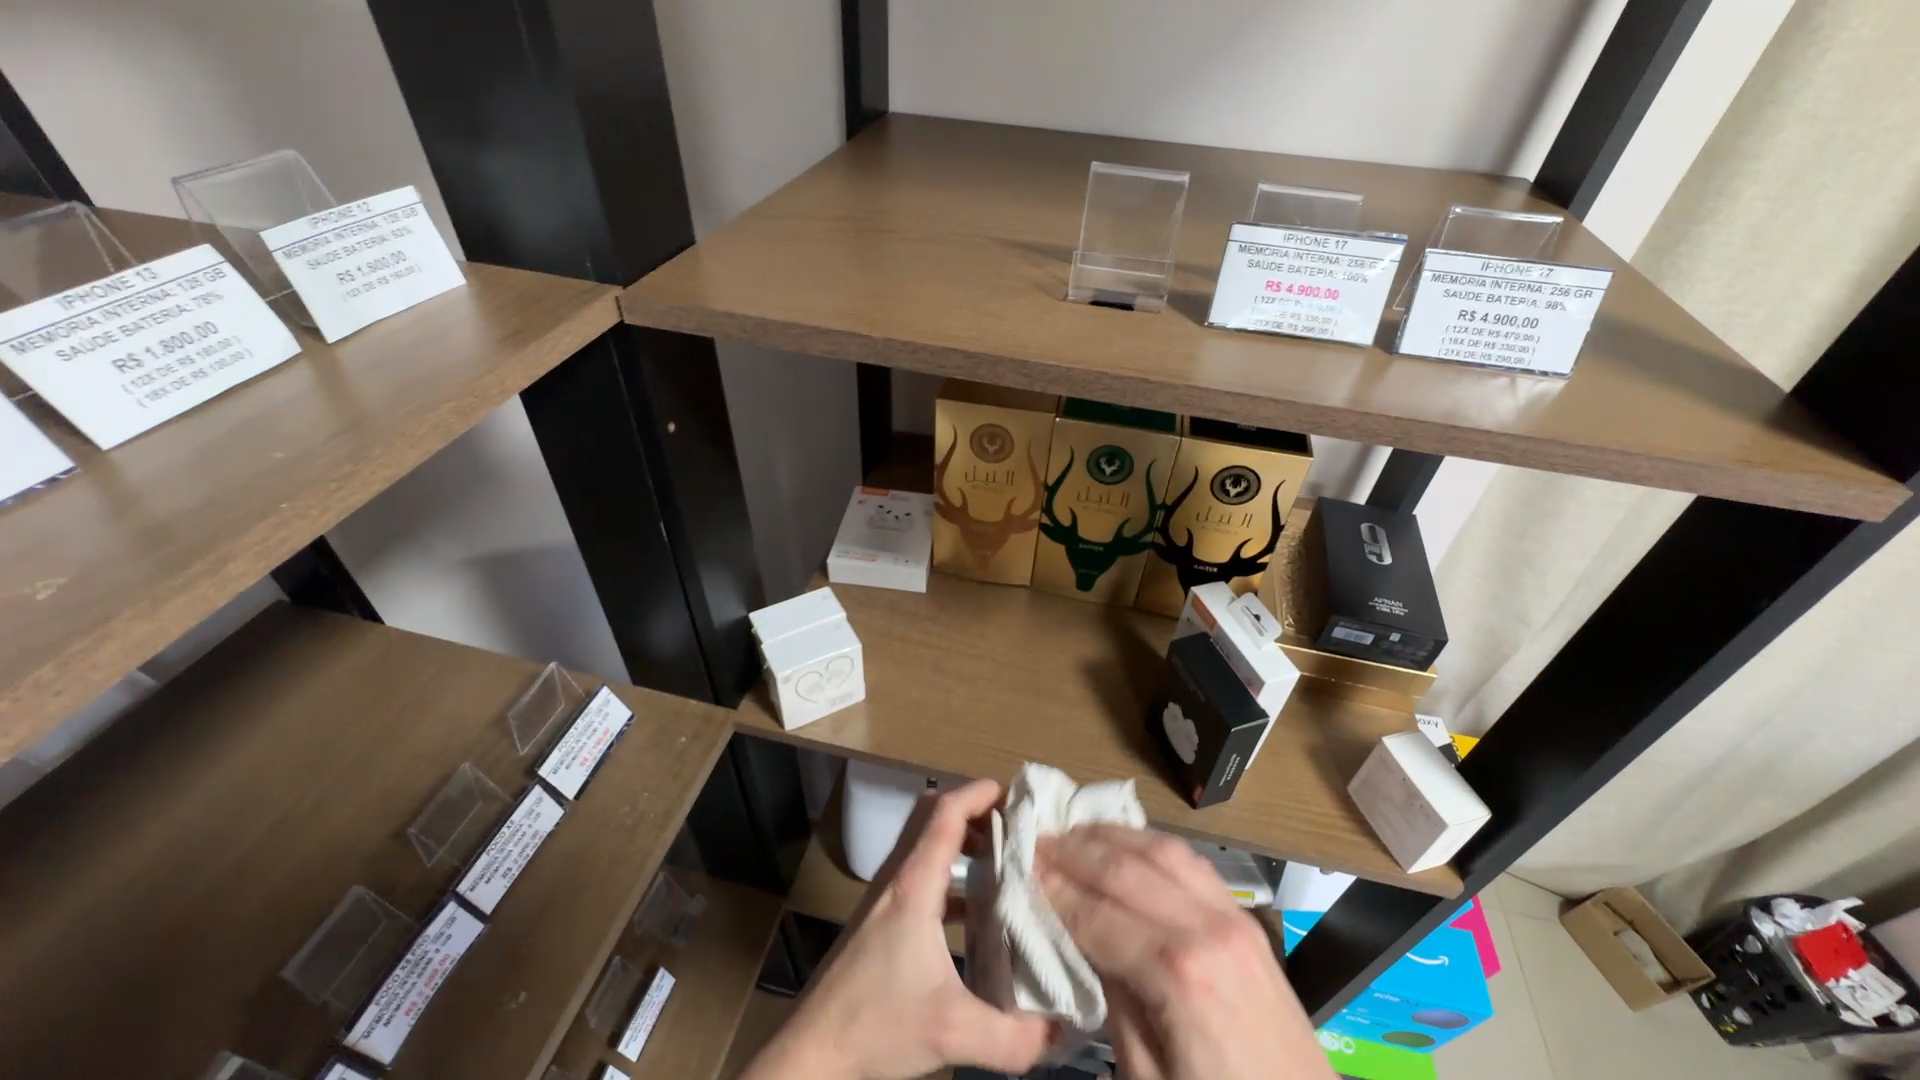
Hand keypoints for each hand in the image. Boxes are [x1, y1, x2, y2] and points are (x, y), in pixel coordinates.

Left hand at [741, 778, 1052, 1079]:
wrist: (810, 1052)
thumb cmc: (875, 1026)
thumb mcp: (953, 1033)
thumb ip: (1015, 1037)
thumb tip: (1065, 1029)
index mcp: (913, 886)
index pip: (946, 812)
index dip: (981, 793)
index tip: (1020, 796)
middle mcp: (897, 881)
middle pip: (933, 817)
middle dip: (976, 810)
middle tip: (1019, 826)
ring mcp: (886, 900)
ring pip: (925, 846)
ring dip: (963, 842)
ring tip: (1008, 861)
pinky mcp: (881, 922)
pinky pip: (922, 877)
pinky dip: (952, 876)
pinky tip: (979, 911)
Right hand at [1039, 825, 1333, 1079]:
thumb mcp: (1147, 1075)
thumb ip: (1114, 1000)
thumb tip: (1083, 943)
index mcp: (1178, 972)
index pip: (1097, 912)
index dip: (1053, 888)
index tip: (1019, 866)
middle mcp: (1207, 927)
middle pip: (1126, 869)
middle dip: (1073, 850)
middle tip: (1033, 839)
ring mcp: (1234, 917)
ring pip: (1163, 850)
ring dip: (1112, 836)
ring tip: (1072, 831)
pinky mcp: (1248, 920)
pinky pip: (1194, 865)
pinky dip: (1152, 845)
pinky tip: (1127, 846)